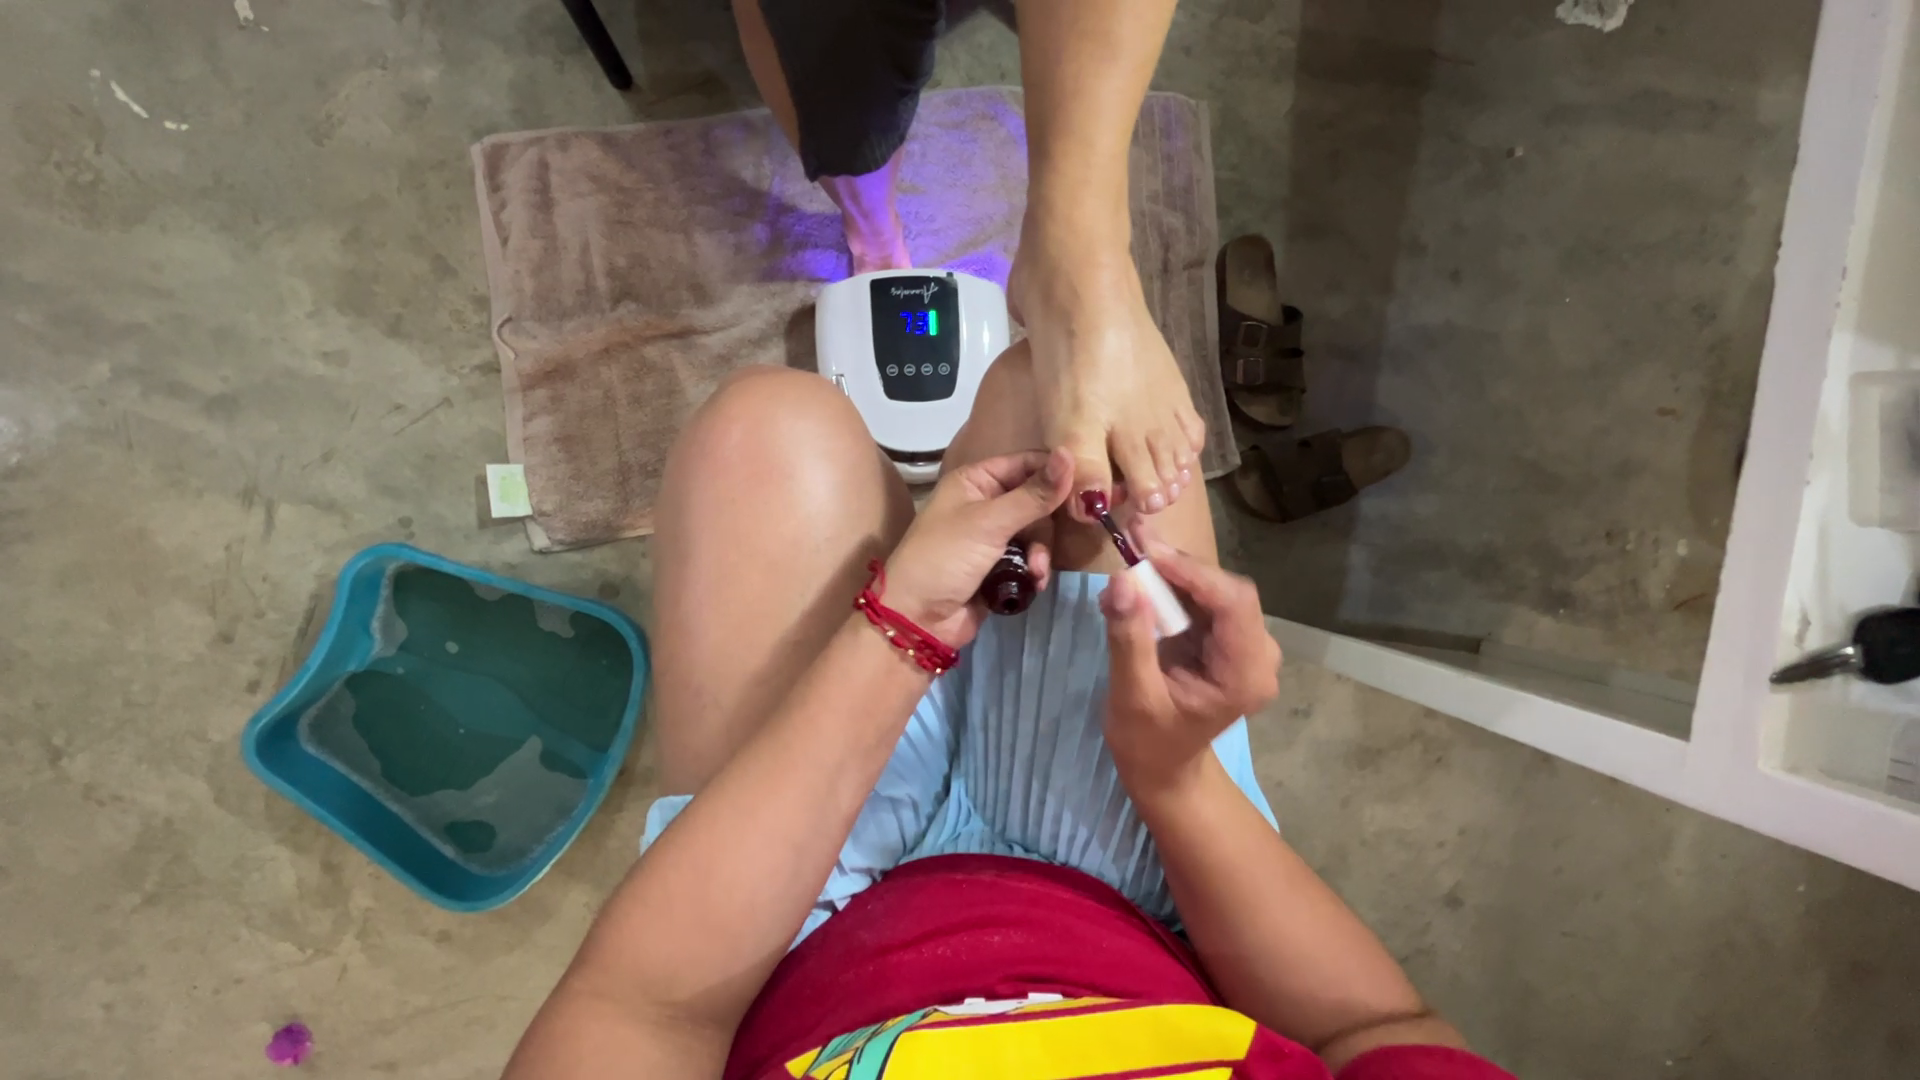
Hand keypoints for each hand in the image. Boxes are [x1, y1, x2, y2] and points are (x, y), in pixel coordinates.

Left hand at [882, 447, 1074, 647]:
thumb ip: (1033, 494)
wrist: (918, 619)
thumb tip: (1070, 454)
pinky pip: (1029, 559)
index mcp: (974, 480)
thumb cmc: (945, 558)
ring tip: (1036, 572)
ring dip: (1040, 553)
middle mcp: (984, 503)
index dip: (1055, 473)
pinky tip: (1033, 584)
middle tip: (1062, 535)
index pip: (1026, 464)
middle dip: (1047, 524)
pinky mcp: (998, 567)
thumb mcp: (990, 522)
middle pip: (1036, 501)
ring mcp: (992, 537)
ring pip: (1036, 534)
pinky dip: (1034, 570)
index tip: (1087, 488)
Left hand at [1008, 223, 1205, 520]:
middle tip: (1144, 506)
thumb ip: (1085, 472)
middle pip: (1164, 464)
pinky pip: (1174, 404)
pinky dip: (1177, 424)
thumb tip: (1095, 516)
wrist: (1080, 280)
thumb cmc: (1074, 359)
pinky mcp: (1147, 360)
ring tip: (1162, 478)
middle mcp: (1156, 416)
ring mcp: (1157, 385)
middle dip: (1155, 489)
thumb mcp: (1071, 424)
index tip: (1127, 522)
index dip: (1138, 507)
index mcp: (1137, 436)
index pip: (1148, 486)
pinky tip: (1170, 427)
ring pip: (1173, 436)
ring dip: (1168, 460)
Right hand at [1098, 525, 1280, 797]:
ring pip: (1211, 588)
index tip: (1146, 552)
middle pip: (1224, 590)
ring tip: (1131, 551)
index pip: (1233, 604)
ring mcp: (1243, 645)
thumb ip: (1129, 639)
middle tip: (1132, 539)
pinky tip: (1138, 577)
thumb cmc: (1149, 742)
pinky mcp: (1224, 639)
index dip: (1193, 572)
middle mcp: (1257, 655)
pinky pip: (1199, 599)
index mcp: (1245, 675)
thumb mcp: (1132, 696)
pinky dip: (1168, 585)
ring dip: (1170, 570)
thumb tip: (1121, 581)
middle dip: (1178, 565)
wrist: (1163, 768)